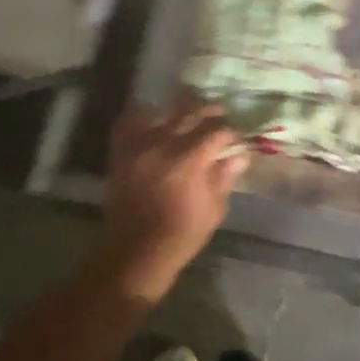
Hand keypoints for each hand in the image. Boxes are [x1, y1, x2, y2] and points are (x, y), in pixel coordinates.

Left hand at [100, 95, 246, 295]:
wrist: (137, 250)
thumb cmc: (182, 234)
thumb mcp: (214, 210)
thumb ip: (224, 177)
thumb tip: (238, 155)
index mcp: (189, 161)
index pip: (217, 131)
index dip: (231, 132)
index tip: (236, 137)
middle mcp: (162, 145)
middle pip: (190, 114)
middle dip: (209, 112)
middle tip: (219, 115)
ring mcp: (138, 146)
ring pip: (162, 112)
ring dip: (180, 110)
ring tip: (190, 113)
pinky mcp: (120, 152)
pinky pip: (130, 121)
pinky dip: (144, 115)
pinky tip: (155, 117)